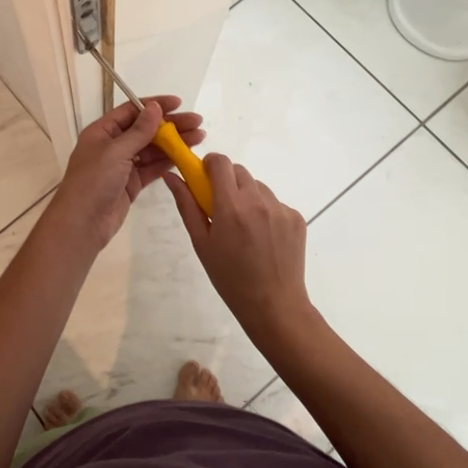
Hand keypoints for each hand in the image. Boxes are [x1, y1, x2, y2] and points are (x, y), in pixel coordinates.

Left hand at [45, 98, 204, 251]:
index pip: (131, 111)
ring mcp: (122, 166)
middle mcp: (112, 145)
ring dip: (173, 144)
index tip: (179, 103)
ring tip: (198, 139)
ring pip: (151, 150)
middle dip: (170, 126)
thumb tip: (155, 107)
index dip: (155, 106)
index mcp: (102, 131)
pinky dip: (167, 163)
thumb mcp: (116, 151)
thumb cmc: (94, 180)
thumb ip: (139, 131)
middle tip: (197, 123)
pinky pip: (152, 169)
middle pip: (145, 130)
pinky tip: (185, 157)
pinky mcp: (131, 184)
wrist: (82, 223)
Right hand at [166, 154, 314, 335]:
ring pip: (258, 187)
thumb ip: (187, 205)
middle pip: (239, 171)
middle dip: (227, 181)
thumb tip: (172, 176)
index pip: (221, 162)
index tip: (205, 178)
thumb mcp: (201, 243)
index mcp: (231, 207)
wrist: (274, 305)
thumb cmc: (229, 277)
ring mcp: (281, 209)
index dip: (210, 164)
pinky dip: (266, 211)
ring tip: (245, 228)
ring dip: (247, 196)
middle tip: (222, 208)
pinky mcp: (296, 218)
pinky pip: (275, 203)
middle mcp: (258, 201)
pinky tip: (263, 237)